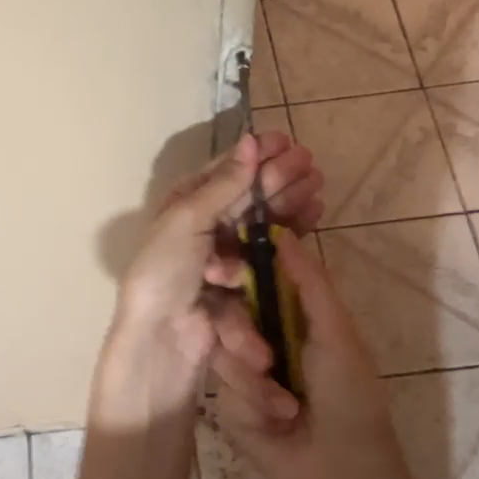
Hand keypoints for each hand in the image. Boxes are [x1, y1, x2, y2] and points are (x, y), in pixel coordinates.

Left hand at [96, 131, 321, 424]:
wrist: (162, 337)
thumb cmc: (164, 271)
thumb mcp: (187, 220)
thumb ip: (223, 184)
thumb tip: (250, 141)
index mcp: (185, 205)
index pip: (224, 172)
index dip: (254, 155)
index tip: (286, 140)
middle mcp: (206, 225)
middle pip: (248, 194)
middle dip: (278, 176)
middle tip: (308, 162)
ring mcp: (226, 253)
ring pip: (264, 218)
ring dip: (289, 200)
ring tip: (315, 185)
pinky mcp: (246, 279)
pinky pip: (273, 248)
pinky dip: (292, 230)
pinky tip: (313, 213)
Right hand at [208, 231, 412, 478]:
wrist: (339, 472)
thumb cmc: (350, 398)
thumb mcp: (337, 333)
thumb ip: (310, 282)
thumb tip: (283, 234)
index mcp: (293, 313)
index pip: (256, 275)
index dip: (237, 265)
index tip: (222, 265)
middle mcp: (262, 333)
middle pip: (227, 306)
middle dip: (239, 327)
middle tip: (253, 345)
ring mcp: (241, 366)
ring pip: (220, 343)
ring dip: (253, 373)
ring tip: (285, 403)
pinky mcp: (226, 399)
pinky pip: (220, 379)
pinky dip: (251, 397)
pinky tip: (276, 418)